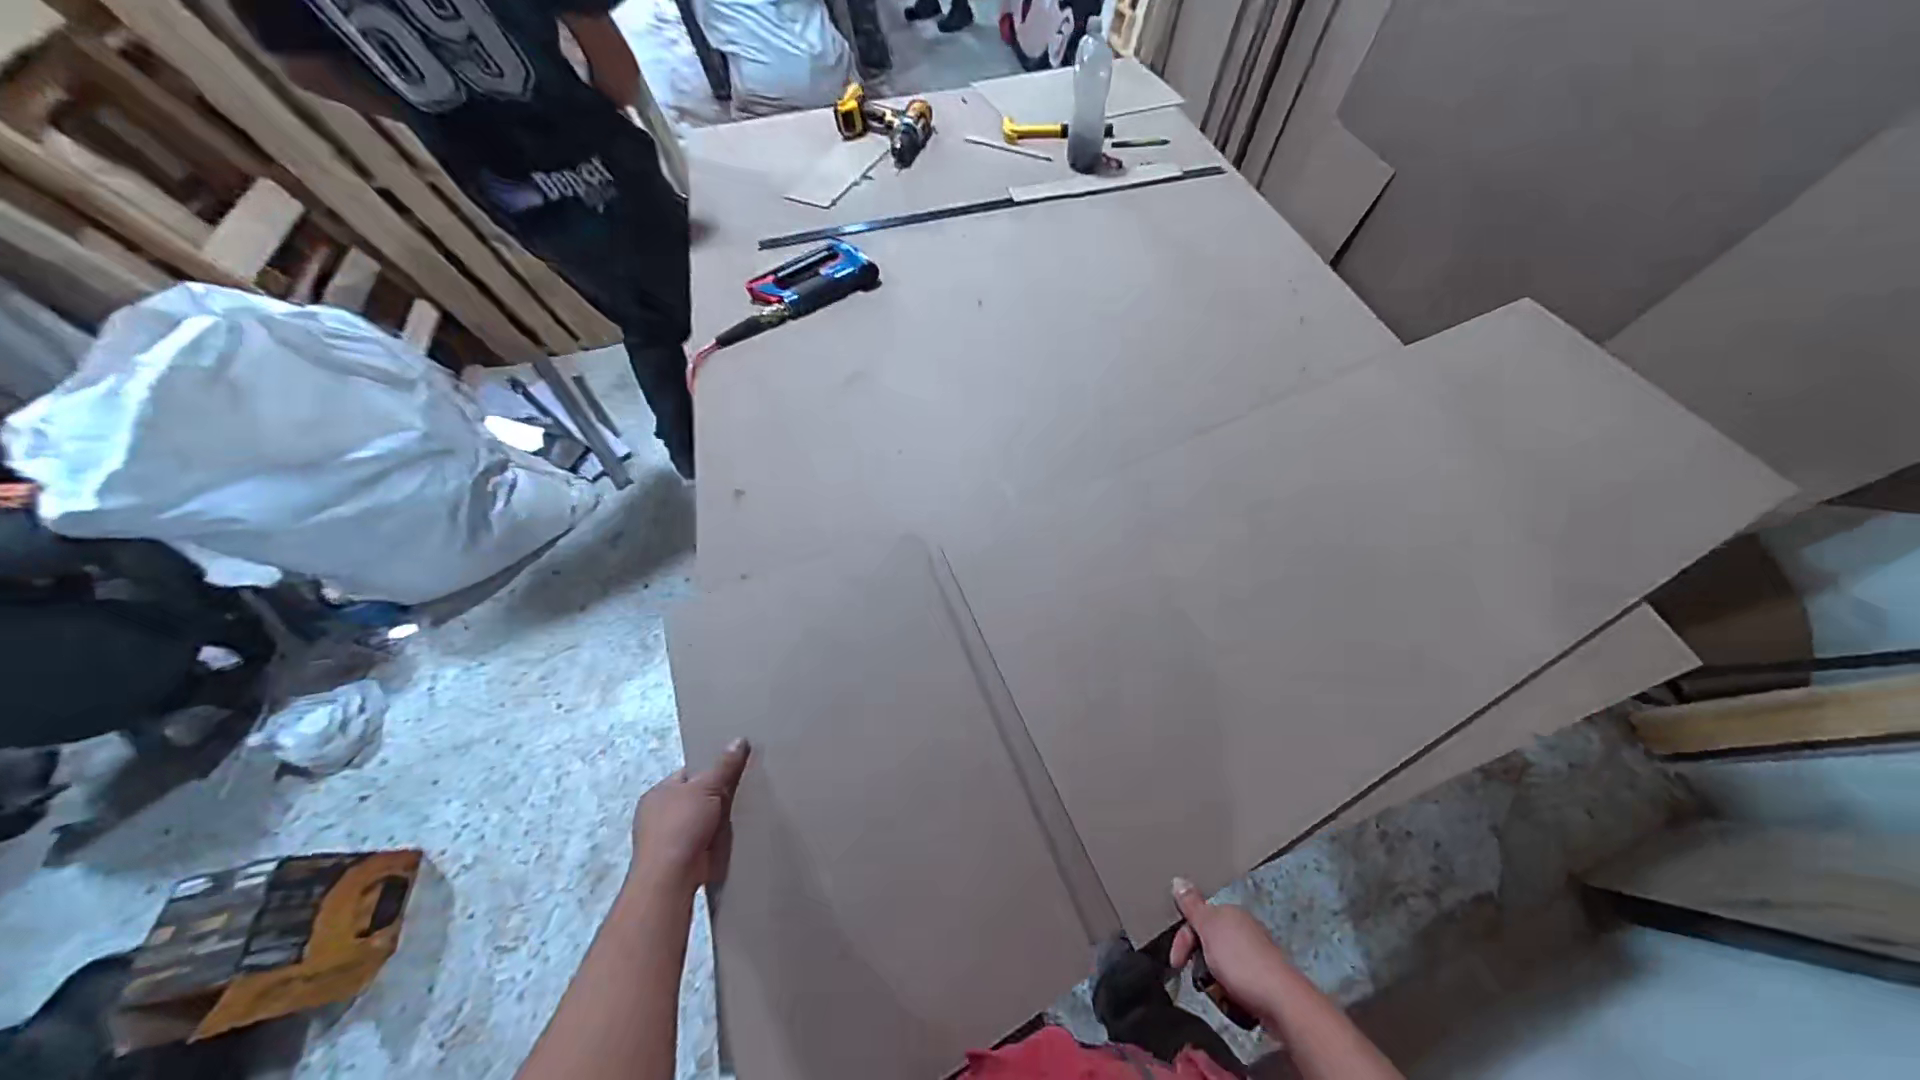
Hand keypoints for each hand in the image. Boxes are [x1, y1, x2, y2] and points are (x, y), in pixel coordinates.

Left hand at [630, 739, 749, 890]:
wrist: (672, 877)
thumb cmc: (682, 825)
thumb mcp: (706, 787)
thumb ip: (724, 765)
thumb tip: (739, 740)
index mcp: (658, 793)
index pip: (688, 774)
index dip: (711, 769)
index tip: (735, 768)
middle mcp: (659, 815)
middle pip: (696, 797)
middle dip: (718, 795)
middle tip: (745, 787)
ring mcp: (669, 839)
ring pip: (702, 820)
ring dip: (719, 819)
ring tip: (747, 809)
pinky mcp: (682, 859)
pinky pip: (706, 840)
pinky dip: (719, 838)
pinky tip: (737, 833)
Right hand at [1169, 876, 1294, 1020]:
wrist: (1282, 1002)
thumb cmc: (1241, 962)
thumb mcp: (1209, 928)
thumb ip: (1191, 905)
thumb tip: (1178, 879)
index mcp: (1229, 913)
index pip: (1194, 919)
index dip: (1182, 940)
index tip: (1176, 963)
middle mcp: (1243, 928)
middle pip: (1207, 941)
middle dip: (1198, 960)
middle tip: (1200, 979)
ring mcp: (1255, 954)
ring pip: (1219, 963)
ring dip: (1213, 979)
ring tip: (1219, 992)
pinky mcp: (1263, 979)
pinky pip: (1235, 981)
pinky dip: (1230, 991)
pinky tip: (1233, 1000)